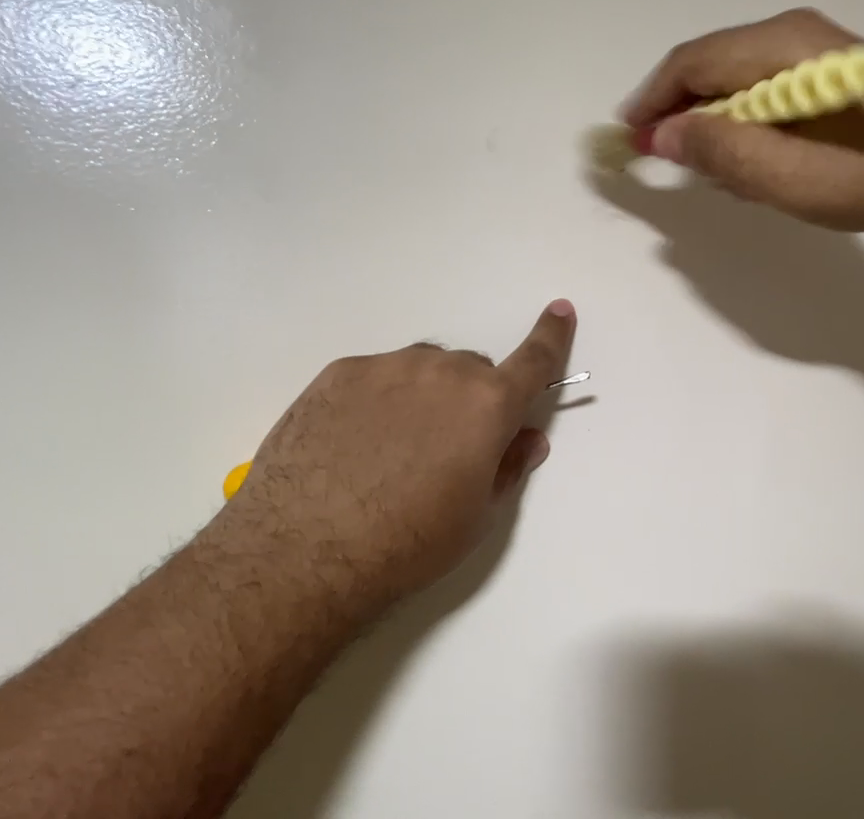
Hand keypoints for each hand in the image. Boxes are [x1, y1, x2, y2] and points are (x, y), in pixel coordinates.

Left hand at [221, 300, 576, 608]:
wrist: (303, 553)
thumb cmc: (408, 543)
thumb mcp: (476, 517)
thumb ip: (508, 467)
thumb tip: (526, 438)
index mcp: (488, 405)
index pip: (534, 361)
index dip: (552, 335)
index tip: (560, 310)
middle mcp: (443, 371)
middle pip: (471, 372)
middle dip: (470, 400)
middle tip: (445, 449)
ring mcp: (387, 367)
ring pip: (423, 370)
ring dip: (423, 396)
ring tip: (389, 450)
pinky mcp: (339, 373)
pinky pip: (377, 376)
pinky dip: (378, 400)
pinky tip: (353, 444)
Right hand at [622, 8, 863, 230]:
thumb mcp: (790, 178)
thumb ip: (722, 152)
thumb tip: (665, 136)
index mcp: (780, 47)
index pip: (691, 64)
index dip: (652, 101)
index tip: (628, 139)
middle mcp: (793, 32)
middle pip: (711, 65)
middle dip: (680, 111)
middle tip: (663, 159)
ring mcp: (817, 47)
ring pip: (739, 77)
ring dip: (713, 118)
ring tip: (707, 166)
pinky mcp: (833, 70)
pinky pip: (767, 86)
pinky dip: (745, 117)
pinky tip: (754, 155)